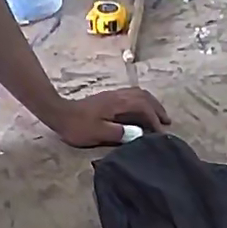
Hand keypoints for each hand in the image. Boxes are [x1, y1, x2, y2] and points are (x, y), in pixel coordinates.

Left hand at [46, 88, 170, 146]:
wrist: (60, 113)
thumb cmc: (77, 126)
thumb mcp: (97, 133)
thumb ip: (118, 133)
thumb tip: (137, 134)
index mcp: (117, 104)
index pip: (143, 108)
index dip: (154, 120)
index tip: (160, 133)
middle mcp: (118, 96)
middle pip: (144, 97)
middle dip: (157, 109)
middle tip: (167, 122)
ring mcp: (113, 95)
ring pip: (138, 94)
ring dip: (151, 104)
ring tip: (158, 116)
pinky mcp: (108, 98)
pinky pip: (132, 95)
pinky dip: (142, 102)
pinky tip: (141, 111)